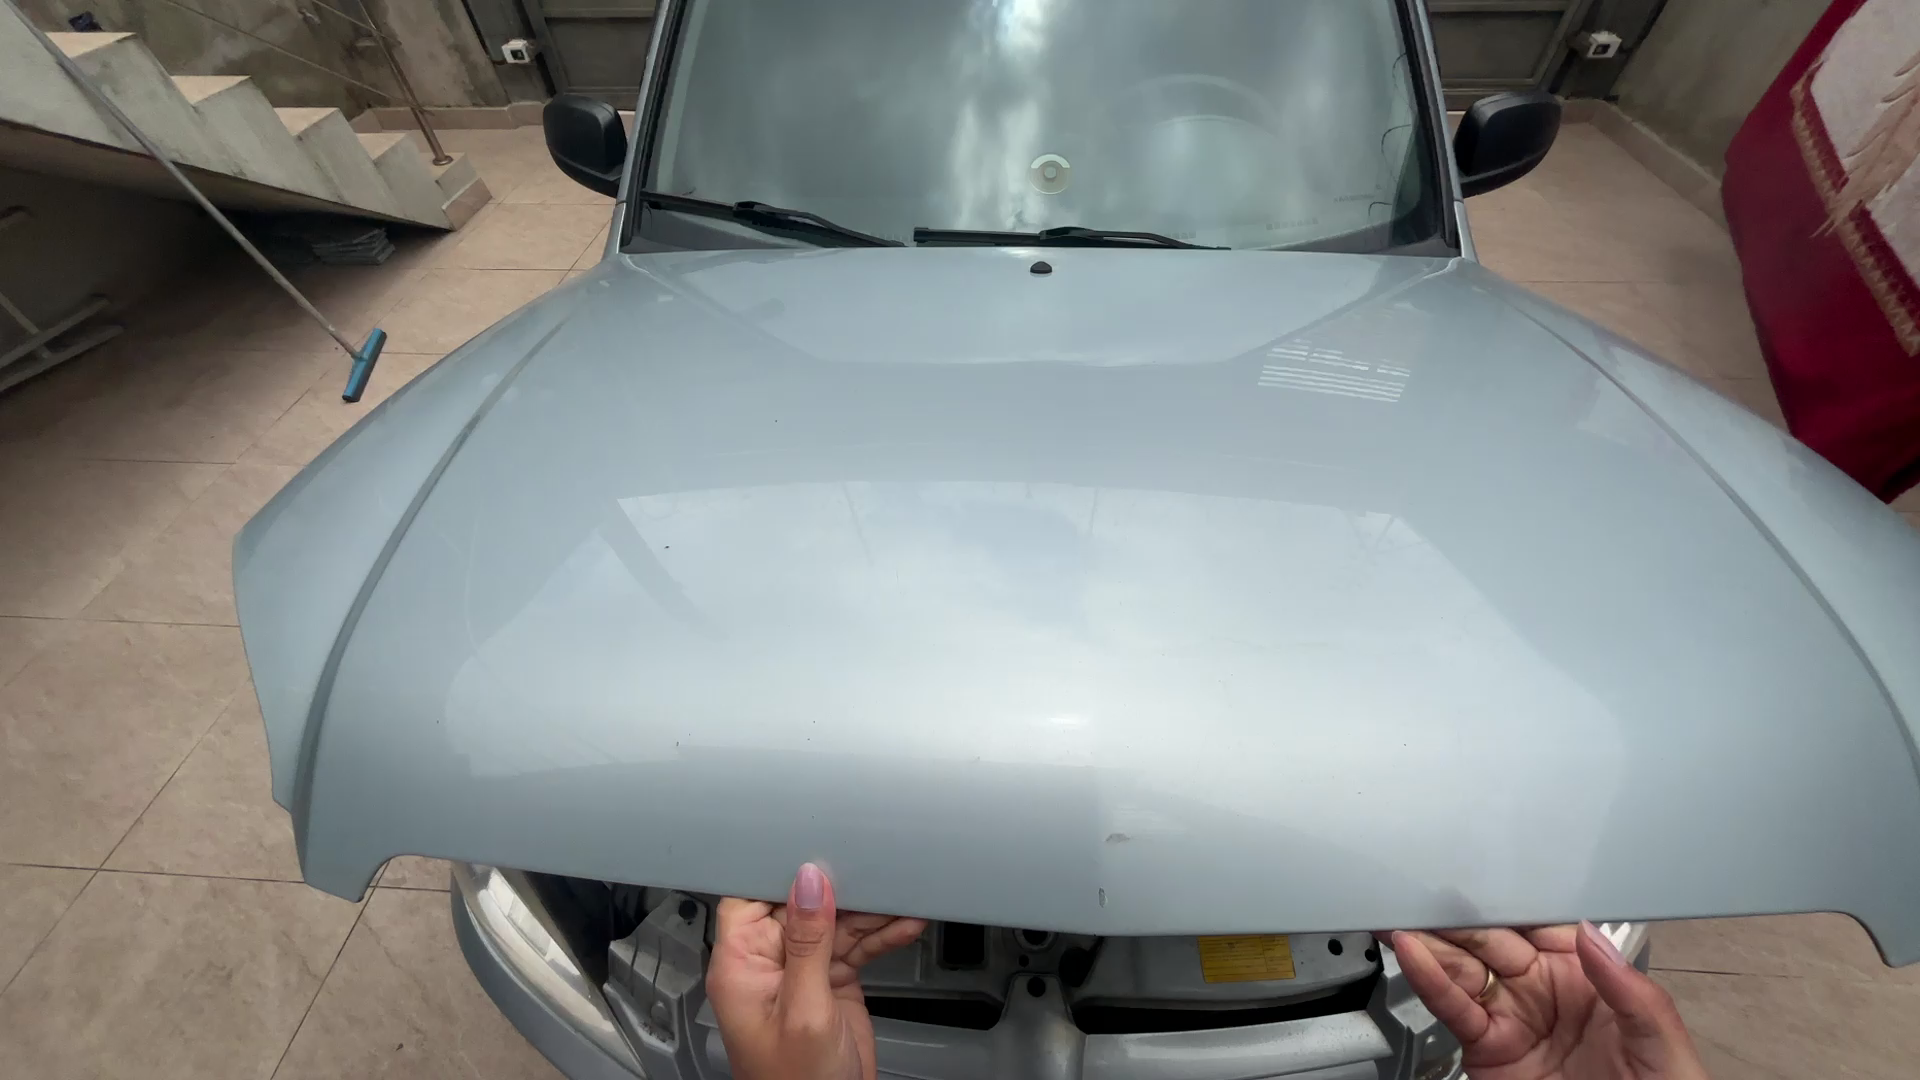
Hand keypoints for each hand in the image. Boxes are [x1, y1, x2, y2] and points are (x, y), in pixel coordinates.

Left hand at [707, 863, 926, 1079]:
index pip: (751, 896)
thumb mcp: (805, 1011)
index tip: (816, 851)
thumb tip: (808, 881)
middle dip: (842, 887)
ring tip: (903, 896)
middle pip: (804, 903)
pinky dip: (883, 935)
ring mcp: (802, 970)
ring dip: (872, 911)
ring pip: (837, 920)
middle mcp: (770, 962)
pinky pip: (857, 943)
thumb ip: (808, 943)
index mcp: (742, 966)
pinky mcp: (831, 979)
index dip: (780, 871)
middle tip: (876, 871)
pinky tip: (906, 923)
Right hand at [1387, 922, 1708, 1079]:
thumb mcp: (1668, 1059)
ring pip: (1458, 965)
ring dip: (1425, 938)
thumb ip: (1637, 999)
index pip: (1535, 926)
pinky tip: (1409, 952)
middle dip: (1450, 915)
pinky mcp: (1482, 1043)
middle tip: (1417, 891)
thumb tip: (1590, 933)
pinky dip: (1425, 977)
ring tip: (1397, 914)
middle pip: (1485, 939)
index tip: (1474, 877)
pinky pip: (1450, 1005)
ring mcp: (1508, 1015)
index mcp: (1584, 981)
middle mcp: (1540, 991)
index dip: (1503, 901)